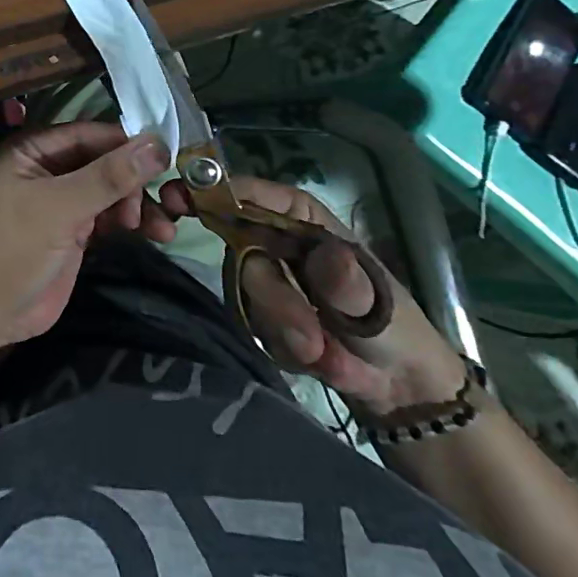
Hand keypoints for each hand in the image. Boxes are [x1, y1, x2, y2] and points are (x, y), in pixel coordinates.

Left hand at [0, 122, 171, 355]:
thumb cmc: (14, 251)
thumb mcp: (60, 209)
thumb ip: (108, 176)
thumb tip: (157, 144)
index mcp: (33, 149)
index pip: (90, 134)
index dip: (129, 143)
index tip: (170, 155)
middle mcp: (49, 167)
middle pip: (107, 160)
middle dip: (138, 179)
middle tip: (171, 198)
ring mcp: (64, 198)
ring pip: (114, 188)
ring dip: (142, 203)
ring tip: (163, 226)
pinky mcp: (77, 228)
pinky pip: (114, 214)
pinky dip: (136, 221)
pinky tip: (159, 234)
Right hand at [160, 177, 465, 419]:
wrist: (395, 384)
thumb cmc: (392, 323)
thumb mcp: (375, 302)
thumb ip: (347, 283)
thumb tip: (327, 257)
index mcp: (301, 219)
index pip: (252, 195)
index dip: (215, 192)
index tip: (181, 197)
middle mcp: (272, 241)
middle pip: (242, 252)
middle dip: (273, 299)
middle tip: (311, 341)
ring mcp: (260, 278)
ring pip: (246, 294)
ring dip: (284, 330)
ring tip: (325, 354)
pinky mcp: (255, 314)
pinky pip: (251, 326)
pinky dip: (284, 348)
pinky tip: (316, 358)